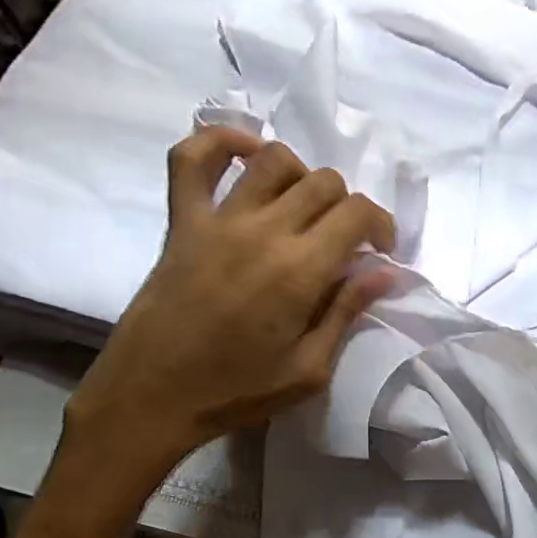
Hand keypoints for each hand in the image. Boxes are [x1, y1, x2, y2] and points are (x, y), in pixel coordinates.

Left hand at [68, 127, 395, 462]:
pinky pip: (194, 158)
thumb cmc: (236, 392)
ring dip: (300, 175)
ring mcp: (219, 219)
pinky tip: (245, 156)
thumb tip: (382, 273)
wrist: (154, 395)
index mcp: (301, 271)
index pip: (357, 213)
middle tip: (341, 242)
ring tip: (301, 209)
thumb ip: (345, 314)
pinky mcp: (182, 221)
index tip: (380, 252)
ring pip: (272, 160)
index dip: (381, 225)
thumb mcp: (308, 371)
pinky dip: (222, 142)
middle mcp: (264, 230)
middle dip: (346, 206)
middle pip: (322, 182)